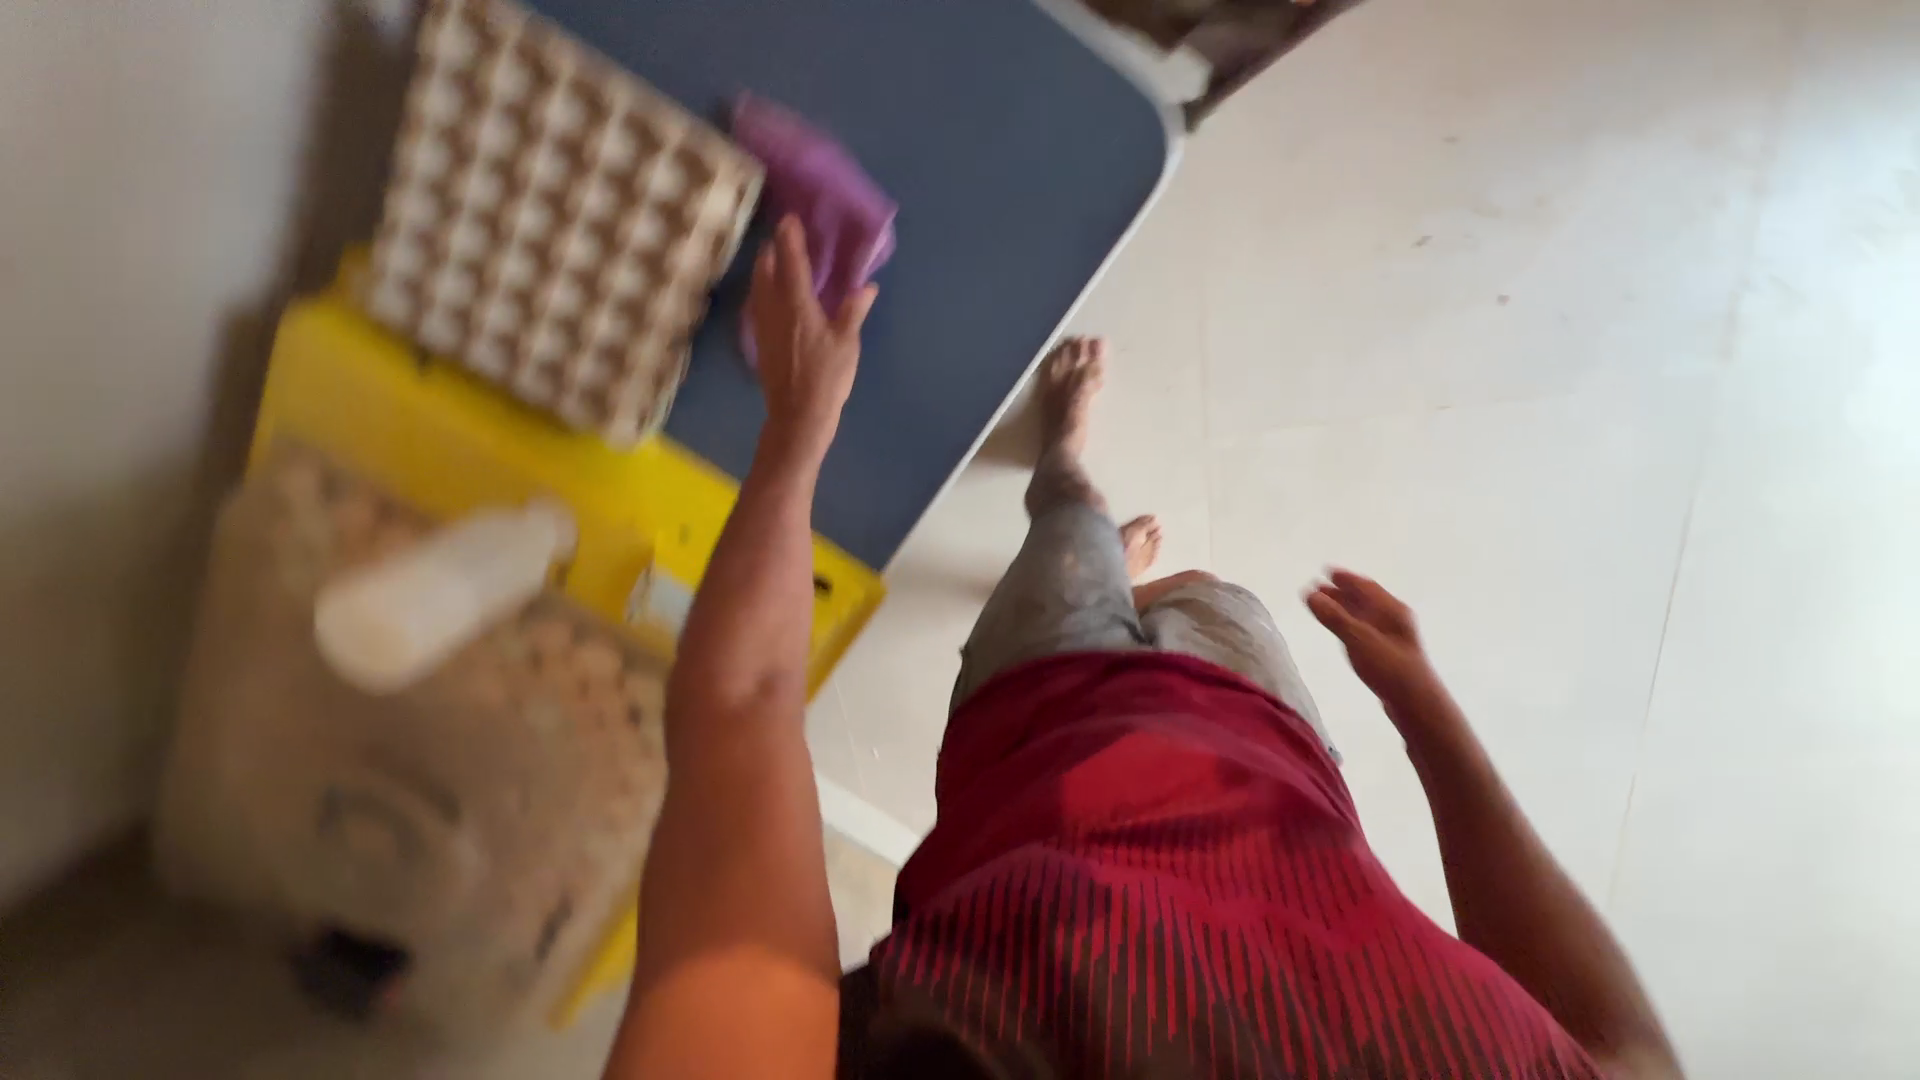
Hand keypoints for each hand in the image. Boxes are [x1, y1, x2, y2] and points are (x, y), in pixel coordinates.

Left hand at [747, 215, 877, 459]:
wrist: (798, 414)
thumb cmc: (827, 379)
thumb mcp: (847, 344)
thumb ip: (852, 311)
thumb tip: (866, 286)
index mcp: (798, 304)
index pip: (790, 261)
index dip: (790, 238)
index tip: (790, 218)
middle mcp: (774, 308)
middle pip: (766, 269)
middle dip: (773, 249)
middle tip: (783, 237)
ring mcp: (762, 325)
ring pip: (758, 286)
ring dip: (764, 268)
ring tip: (773, 258)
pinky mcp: (759, 340)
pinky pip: (757, 304)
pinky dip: (763, 289)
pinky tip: (770, 294)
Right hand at [1306, 570, 1441, 714]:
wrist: (1415, 701)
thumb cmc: (1389, 666)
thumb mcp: (1358, 639)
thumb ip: (1334, 617)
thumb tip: (1310, 595)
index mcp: (1391, 609)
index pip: (1365, 586)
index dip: (1345, 578)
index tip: (1326, 571)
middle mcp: (1393, 618)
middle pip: (1364, 599)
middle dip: (1341, 592)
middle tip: (1317, 587)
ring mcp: (1391, 635)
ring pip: (1364, 614)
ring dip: (1343, 607)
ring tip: (1322, 604)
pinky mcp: (1386, 651)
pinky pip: (1364, 627)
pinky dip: (1348, 622)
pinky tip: (1340, 627)